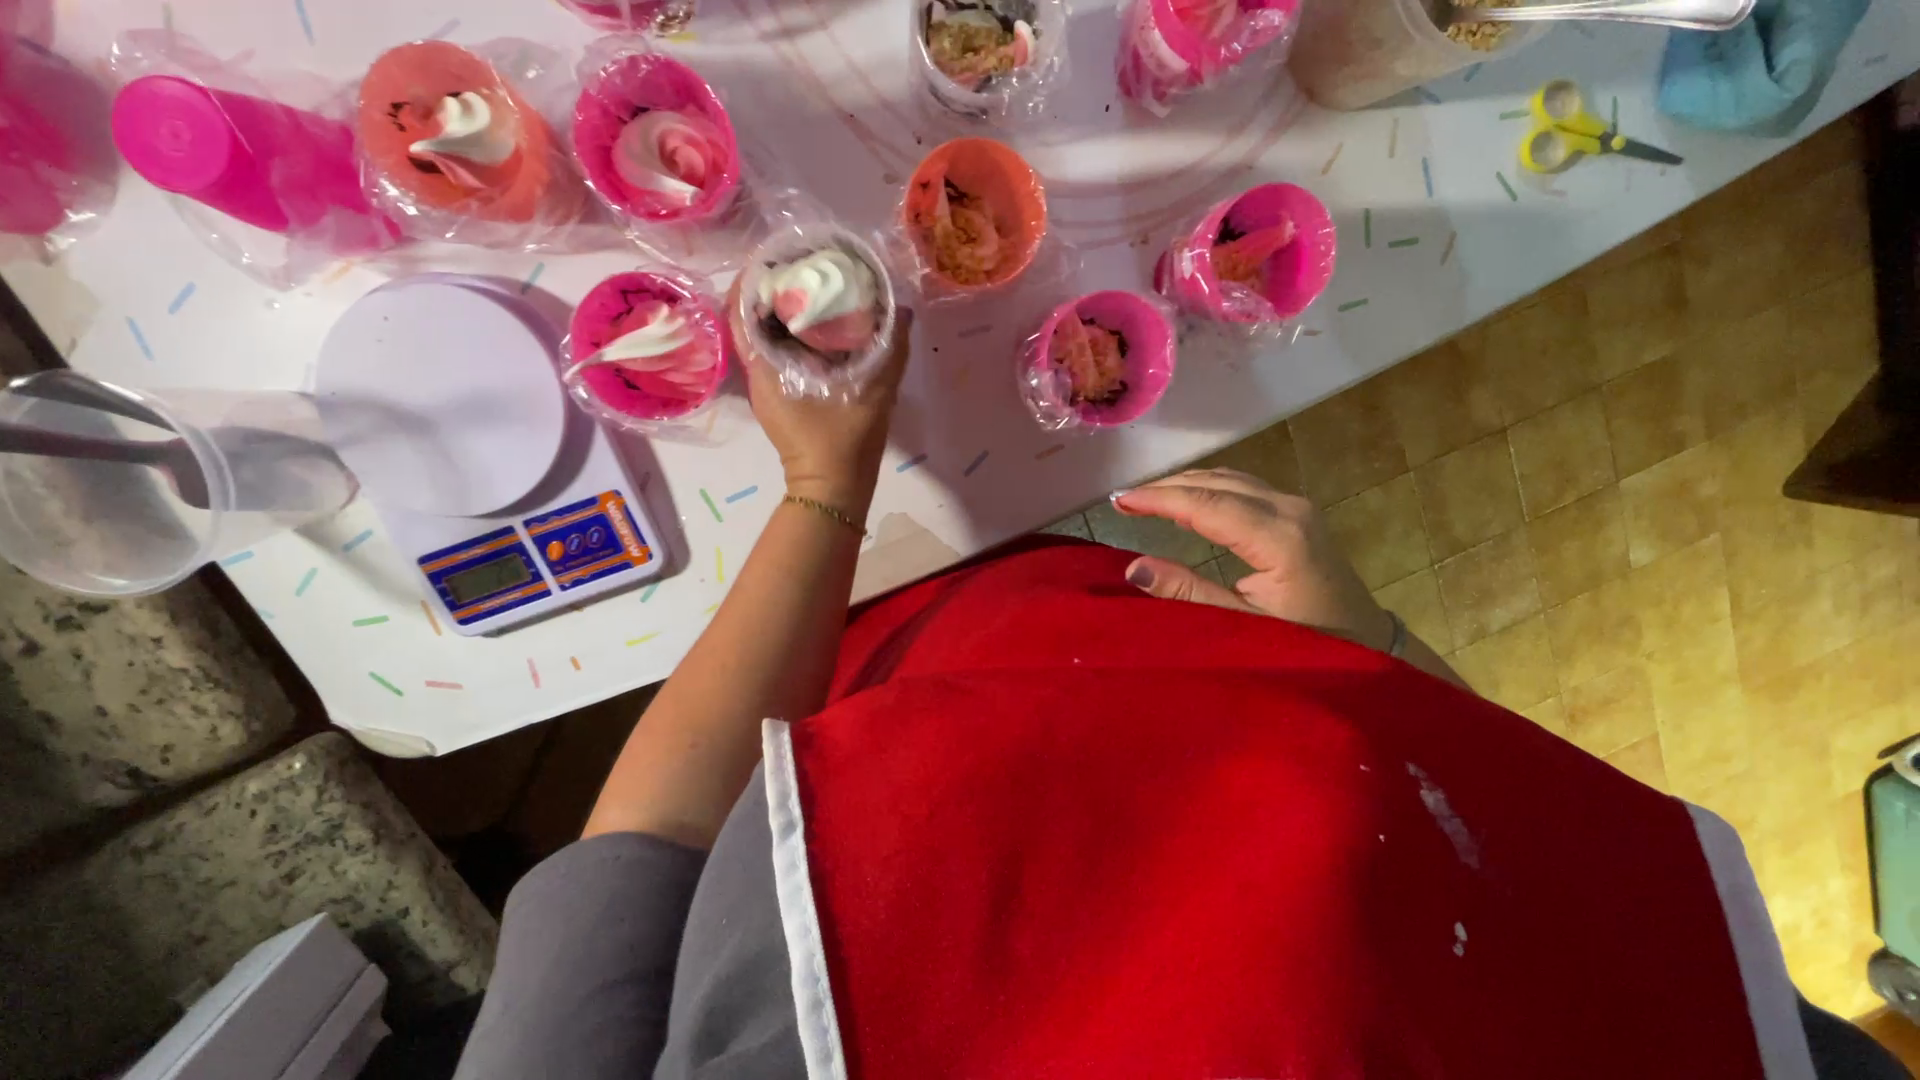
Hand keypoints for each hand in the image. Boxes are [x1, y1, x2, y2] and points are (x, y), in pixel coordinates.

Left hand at [727, 280, 913, 516]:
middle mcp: (758, 372)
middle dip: (769, 288)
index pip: (740, 310)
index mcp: (766, 367)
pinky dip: (791, 333)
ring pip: (762, 334)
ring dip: (779, 309)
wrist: (832, 489)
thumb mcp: (875, 393)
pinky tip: (820, 325)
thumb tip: (904, 311)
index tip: (777, 257)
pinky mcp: (778, 395)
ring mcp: (766, 385)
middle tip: (799, 266)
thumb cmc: (843, 441)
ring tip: (810, 287)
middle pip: (749, 317)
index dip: (753, 278)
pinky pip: (776, 352)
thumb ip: (891, 350)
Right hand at [1111, 469, 1395, 652]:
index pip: (1205, 505)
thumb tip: (1133, 567)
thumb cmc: (1309, 644)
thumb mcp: (1244, 628)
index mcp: (1280, 538)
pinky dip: (1206, 490)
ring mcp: (1297, 507)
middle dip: (1166, 487)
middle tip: (1122, 499)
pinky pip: (1242, 488)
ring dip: (1185, 485)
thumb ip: (1189, 595)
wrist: (1368, 643)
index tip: (1118, 501)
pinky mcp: (1297, 512)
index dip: (1158, 499)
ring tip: (1143, 498)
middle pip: (1217, 484)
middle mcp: (1290, 510)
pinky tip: (1183, 501)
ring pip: (1230, 481)